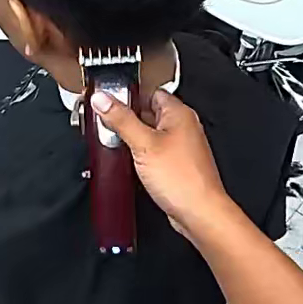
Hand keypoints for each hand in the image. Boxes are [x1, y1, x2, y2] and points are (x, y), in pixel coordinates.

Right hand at [91, 89, 238, 240]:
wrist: (199, 212)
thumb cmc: (183, 180)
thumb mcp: (143, 144)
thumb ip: (121, 119)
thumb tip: (103, 99)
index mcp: (179, 113)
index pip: (150, 91)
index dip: (128, 94)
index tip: (108, 100)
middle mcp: (183, 127)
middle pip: (149, 112)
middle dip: (128, 118)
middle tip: (109, 125)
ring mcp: (181, 147)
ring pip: (151, 134)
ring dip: (134, 138)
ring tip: (118, 144)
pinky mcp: (177, 164)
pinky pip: (156, 152)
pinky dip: (142, 154)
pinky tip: (132, 162)